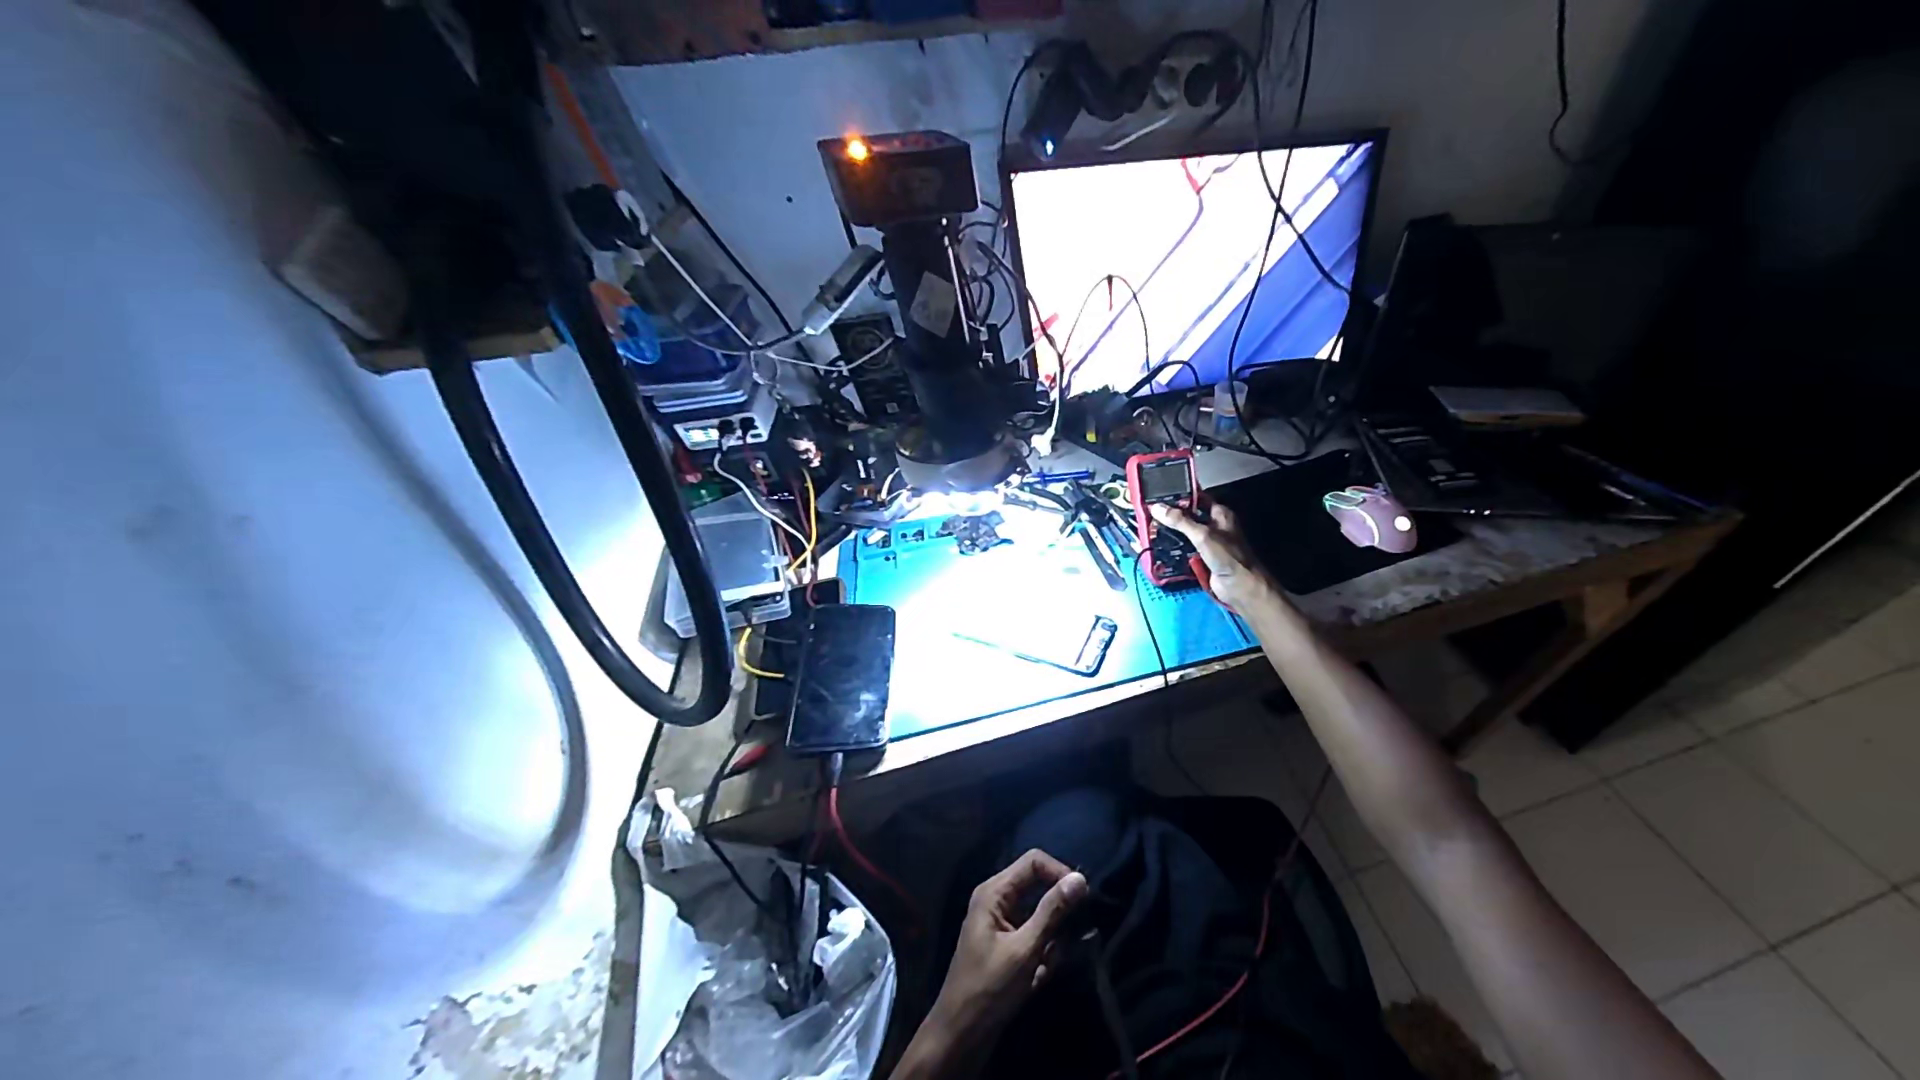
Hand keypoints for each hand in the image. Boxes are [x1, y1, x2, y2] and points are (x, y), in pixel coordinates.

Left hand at [929, 850, 1087, 1042]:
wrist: (962, 1032)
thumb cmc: (990, 987)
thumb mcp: (1025, 949)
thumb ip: (1052, 911)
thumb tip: (1080, 878)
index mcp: (994, 891)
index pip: (1034, 861)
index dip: (1059, 873)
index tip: (1082, 897)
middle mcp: (997, 899)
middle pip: (1039, 887)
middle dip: (1057, 915)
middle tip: (1065, 940)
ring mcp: (1002, 922)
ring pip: (1041, 916)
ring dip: (1051, 941)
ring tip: (1043, 967)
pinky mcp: (1008, 943)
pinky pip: (1036, 936)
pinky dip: (1043, 955)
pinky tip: (1037, 978)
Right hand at [1150, 502, 1279, 611]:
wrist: (1239, 586)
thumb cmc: (1226, 556)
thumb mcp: (1202, 535)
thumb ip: (1179, 521)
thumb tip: (1156, 507)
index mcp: (1220, 514)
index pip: (1197, 498)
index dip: (1180, 496)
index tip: (1159, 496)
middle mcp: (1214, 526)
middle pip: (1189, 516)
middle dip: (1172, 516)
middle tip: (1150, 513)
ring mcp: (1207, 543)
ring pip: (1185, 533)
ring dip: (1171, 533)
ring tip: (1150, 528)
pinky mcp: (1201, 558)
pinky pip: (1184, 549)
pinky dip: (1173, 548)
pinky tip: (1158, 546)